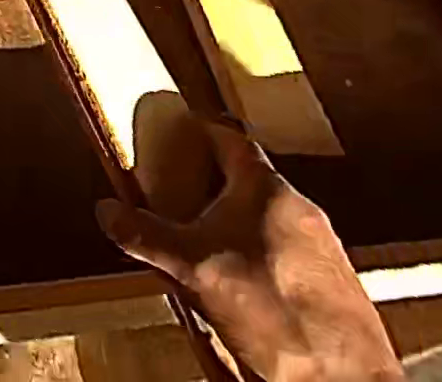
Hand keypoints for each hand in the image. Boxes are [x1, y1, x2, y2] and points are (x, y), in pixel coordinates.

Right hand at [96, 119, 402, 381]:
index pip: (231, 137)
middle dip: (213, 182)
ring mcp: (325, 246)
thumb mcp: (192, 269)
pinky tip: (241, 285)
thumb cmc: (271, 312)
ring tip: (205, 243)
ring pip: (268, 215)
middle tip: (180, 192)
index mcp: (266, 188)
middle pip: (248, 177)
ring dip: (236, 221)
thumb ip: (144, 236)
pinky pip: (288, 250)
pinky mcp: (336, 284)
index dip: (203, 129)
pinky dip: (259, 253)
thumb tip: (105, 211)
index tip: (181, 130)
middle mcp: (300, 207)